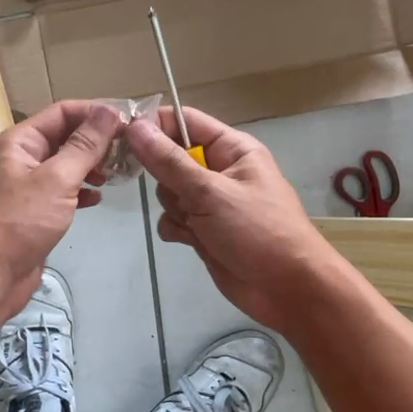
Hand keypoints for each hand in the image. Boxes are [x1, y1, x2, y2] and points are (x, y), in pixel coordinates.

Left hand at [0, 101, 122, 317]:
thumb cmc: (19, 222)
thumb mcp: (57, 178)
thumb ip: (85, 145)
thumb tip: (108, 111)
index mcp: (19, 142)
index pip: (62, 113)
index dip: (95, 113)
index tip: (128, 122)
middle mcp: (19, 158)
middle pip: (63, 137)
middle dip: (95, 141)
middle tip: (129, 151)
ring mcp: (24, 186)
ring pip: (63, 165)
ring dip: (90, 166)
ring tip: (116, 175)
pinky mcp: (31, 212)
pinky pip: (60, 191)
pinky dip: (79, 191)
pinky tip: (97, 198)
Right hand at [127, 108, 334, 332]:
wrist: (288, 290)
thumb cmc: (257, 231)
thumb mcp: (210, 192)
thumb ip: (169, 161)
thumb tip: (135, 126)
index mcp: (232, 149)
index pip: (185, 121)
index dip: (154, 125)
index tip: (124, 136)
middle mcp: (221, 171)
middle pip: (170, 158)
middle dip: (166, 179)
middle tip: (181, 195)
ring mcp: (212, 202)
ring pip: (169, 192)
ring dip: (174, 208)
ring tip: (195, 223)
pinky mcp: (205, 230)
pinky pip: (173, 219)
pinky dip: (176, 229)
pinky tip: (190, 240)